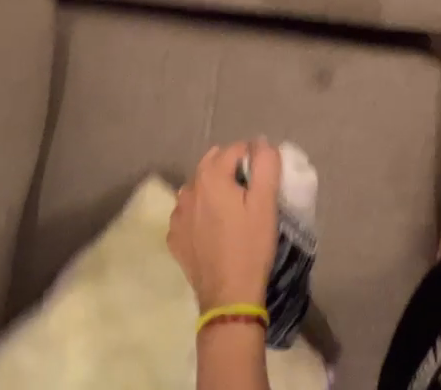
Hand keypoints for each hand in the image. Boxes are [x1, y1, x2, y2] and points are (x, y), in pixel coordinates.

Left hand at [167, 139, 279, 312]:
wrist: (229, 297)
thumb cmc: (251, 245)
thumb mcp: (266, 202)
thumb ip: (266, 164)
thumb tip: (260, 143)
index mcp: (210, 176)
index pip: (235, 149)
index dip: (254, 160)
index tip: (264, 182)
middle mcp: (187, 189)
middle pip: (214, 164)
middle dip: (232, 171)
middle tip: (250, 196)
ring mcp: (177, 215)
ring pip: (200, 188)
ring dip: (215, 190)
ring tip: (233, 213)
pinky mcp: (174, 237)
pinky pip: (190, 212)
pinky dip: (202, 213)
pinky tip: (215, 231)